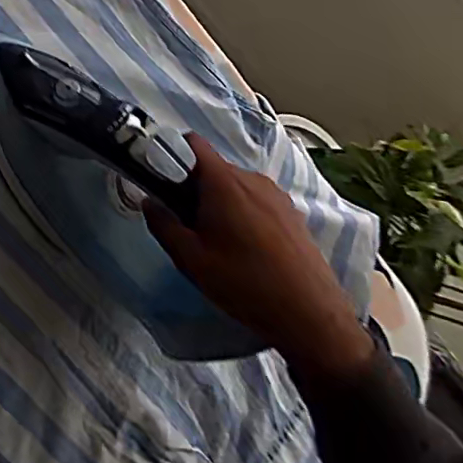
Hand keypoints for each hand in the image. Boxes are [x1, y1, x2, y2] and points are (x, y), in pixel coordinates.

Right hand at [143, 133, 372, 385]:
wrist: (313, 319)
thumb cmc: (244, 283)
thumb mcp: (191, 259)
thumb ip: (163, 225)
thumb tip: (149, 202)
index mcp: (224, 182)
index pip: (193, 142)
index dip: (171, 152)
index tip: (161, 179)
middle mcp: (252, 179)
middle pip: (212, 167)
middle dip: (192, 185)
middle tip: (184, 219)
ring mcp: (277, 195)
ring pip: (234, 184)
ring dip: (218, 200)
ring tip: (214, 237)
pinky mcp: (293, 214)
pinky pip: (255, 199)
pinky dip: (241, 210)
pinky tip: (243, 246)